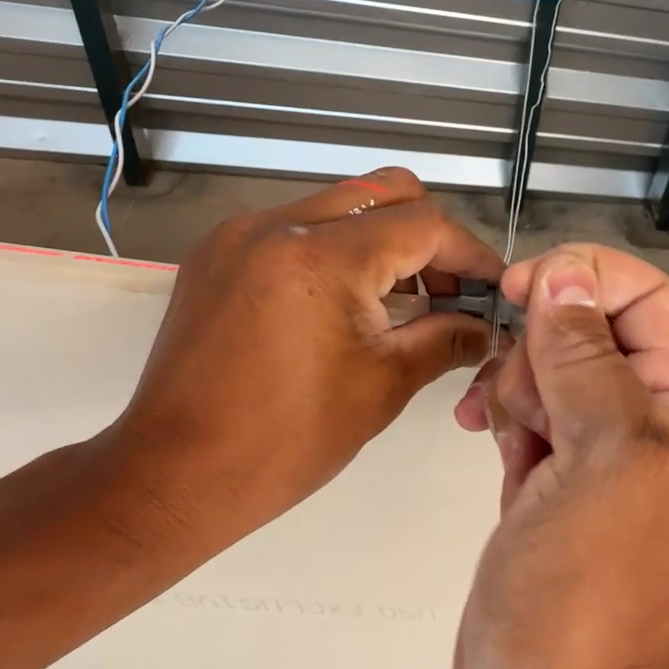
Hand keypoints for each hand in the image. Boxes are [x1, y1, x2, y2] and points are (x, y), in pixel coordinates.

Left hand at [104, 167, 501, 534]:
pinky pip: (299, 225)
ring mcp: (242, 233)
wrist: (174, 475)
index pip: (425, 225)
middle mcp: (279, 224)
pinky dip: (339, 250)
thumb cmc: (287, 440)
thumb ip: (447, 339)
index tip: (494, 290)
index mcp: (322, 257)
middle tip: (448, 293)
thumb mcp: (384, 385)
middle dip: (430, 238)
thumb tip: (489, 327)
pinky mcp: (219, 252)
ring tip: (403, 302)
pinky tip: (347, 302)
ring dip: (385, 241)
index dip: (472, 255)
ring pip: (342, 204)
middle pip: (386, 193)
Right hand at [450, 244, 668, 668]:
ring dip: (519, 383)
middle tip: (531, 396)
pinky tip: (491, 438)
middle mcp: (646, 425)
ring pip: (550, 368)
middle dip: (545, 345)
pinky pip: (525, 411)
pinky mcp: (550, 478)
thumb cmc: (595, 593)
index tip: (527, 286)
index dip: (588, 278)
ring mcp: (594, 453)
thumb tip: (566, 279)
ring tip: (514, 435)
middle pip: (591, 330)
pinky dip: (504, 413)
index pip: (646, 301)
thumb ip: (587, 356)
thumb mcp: (607, 453)